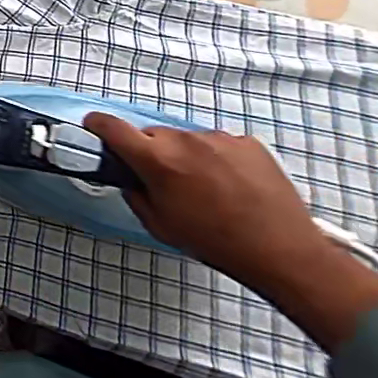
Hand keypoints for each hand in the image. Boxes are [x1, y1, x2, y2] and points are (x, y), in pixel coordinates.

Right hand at [84, 114, 377, 347]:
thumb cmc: (215, 242)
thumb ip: (134, 193)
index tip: (94, 128)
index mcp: (156, 159)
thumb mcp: (158, 225)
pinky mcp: (246, 141)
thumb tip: (128, 176)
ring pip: (186, 139)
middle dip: (152, 152)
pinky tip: (230, 184)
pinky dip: (216, 158)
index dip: (97, 125)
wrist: (283, 252)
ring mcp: (218, 138)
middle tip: (166, 181)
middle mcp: (184, 140)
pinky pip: (217, 143)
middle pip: (152, 135)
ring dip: (186, 155)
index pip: (111, 126)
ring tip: (206, 188)